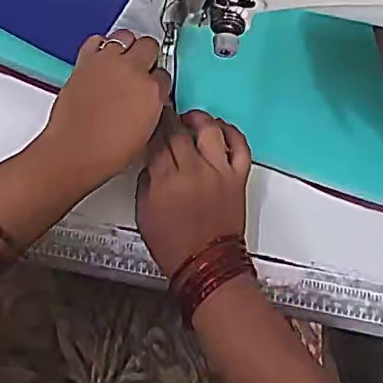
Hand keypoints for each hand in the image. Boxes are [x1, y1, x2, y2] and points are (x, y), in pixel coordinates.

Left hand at [33, 30, 170, 189]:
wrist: (75, 151)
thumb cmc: (106, 150)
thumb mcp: (144, 133)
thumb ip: (150, 109)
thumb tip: (148, 102)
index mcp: (152, 91)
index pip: (164, 74)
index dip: (158, 80)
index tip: (152, 85)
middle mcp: (132, 71)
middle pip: (149, 46)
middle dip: (148, 55)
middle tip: (142, 67)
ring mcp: (108, 63)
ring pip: (124, 36)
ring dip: (126, 46)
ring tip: (122, 58)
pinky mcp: (85, 61)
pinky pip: (96, 41)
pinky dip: (100, 46)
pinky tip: (101, 57)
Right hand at [137, 110, 252, 274]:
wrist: (206, 266)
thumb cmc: (174, 245)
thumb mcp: (143, 212)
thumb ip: (146, 180)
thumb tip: (151, 160)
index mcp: (165, 181)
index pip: (156, 139)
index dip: (151, 125)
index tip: (149, 119)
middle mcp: (193, 171)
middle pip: (179, 130)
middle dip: (169, 119)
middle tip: (165, 116)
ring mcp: (219, 172)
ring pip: (209, 129)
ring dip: (198, 119)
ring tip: (192, 120)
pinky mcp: (238, 178)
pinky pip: (239, 145)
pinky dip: (231, 132)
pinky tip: (220, 129)